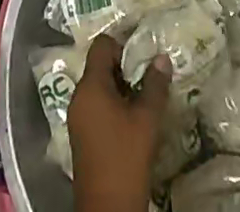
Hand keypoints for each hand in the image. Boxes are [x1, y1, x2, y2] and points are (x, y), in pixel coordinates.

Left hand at [68, 34, 168, 211]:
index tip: (142, 53)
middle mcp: (79, 96)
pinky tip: (133, 118)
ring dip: (121, 87)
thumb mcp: (147, 118)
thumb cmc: (126, 156)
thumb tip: (162, 57)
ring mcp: (78, 116)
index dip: (122, 44)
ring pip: (99, 87)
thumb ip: (155, 84)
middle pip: (99, 66)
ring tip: (145, 95)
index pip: (101, 46)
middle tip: (149, 74)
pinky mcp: (81, 134)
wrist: (108, 207)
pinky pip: (96, 105)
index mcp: (90, 86)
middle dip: (124, 67)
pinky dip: (113, 104)